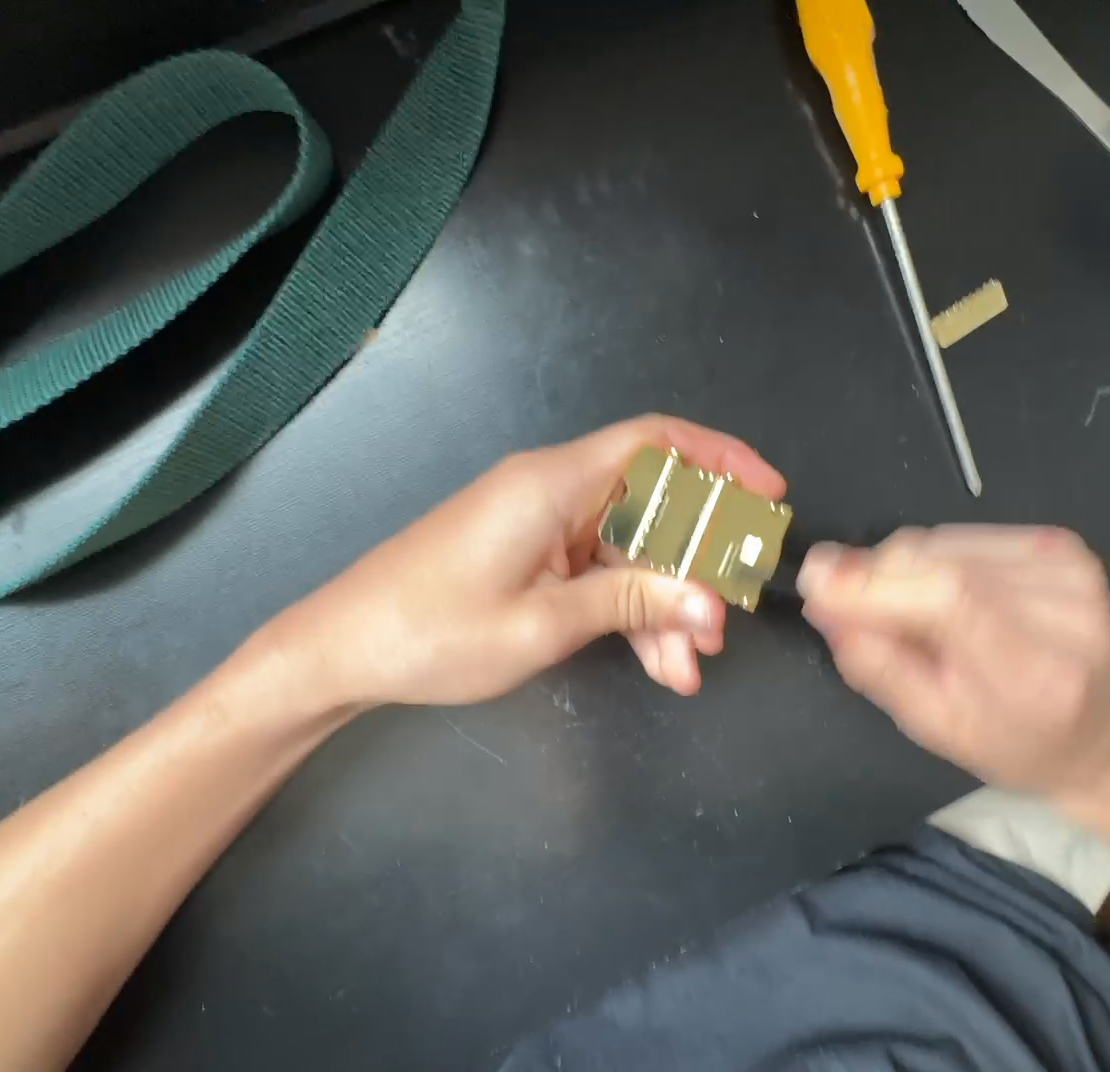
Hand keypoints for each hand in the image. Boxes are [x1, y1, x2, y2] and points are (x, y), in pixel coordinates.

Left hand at [275, 416, 785, 706]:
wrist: (341, 649)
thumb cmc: (434, 632)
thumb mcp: (543, 624)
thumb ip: (630, 604)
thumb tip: (708, 602)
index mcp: (553, 484)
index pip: (655, 441)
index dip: (720, 457)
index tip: (768, 492)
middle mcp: (550, 491)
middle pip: (649, 505)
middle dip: (692, 563)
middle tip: (721, 621)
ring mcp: (537, 525)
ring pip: (625, 550)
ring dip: (660, 603)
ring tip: (686, 667)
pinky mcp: (526, 555)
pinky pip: (593, 572)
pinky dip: (624, 610)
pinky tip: (652, 661)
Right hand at [797, 525, 1109, 801]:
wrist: (1101, 734)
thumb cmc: (1011, 743)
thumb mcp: (930, 727)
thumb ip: (873, 663)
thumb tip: (821, 599)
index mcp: (1033, 669)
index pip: (948, 597)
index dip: (872, 582)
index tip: (814, 581)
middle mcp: (1060, 606)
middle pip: (932, 560)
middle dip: (873, 579)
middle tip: (855, 616)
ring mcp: (1066, 567)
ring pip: (936, 541)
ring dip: (901, 572)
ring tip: (918, 617)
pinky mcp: (1061, 544)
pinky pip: (958, 536)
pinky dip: (932, 562)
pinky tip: (948, 596)